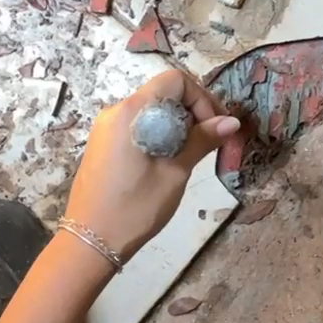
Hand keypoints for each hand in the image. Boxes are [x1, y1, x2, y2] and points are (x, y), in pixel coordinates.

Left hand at [62, 70, 241, 261]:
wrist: (90, 241)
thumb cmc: (135, 208)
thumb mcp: (175, 173)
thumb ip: (201, 141)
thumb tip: (231, 122)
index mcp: (133, 111)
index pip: (175, 81)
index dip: (202, 98)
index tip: (215, 127)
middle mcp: (117, 111)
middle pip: (164, 93)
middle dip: (193, 112)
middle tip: (212, 141)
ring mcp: (107, 127)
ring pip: (153, 110)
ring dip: (179, 124)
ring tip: (193, 154)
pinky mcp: (104, 143)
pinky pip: (139, 124)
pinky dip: (161, 133)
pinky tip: (170, 159)